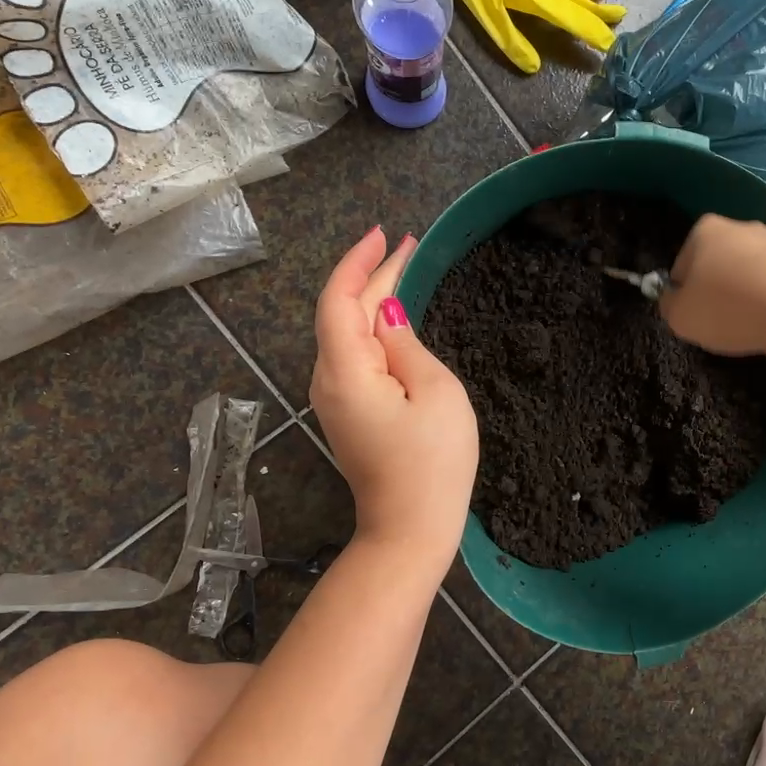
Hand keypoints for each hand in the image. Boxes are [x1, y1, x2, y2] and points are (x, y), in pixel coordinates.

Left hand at [310, 227, 478, 559]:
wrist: (410, 529)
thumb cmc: (432, 463)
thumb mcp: (437, 392)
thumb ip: (407, 344)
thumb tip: (389, 314)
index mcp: (347, 371)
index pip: (339, 300)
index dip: (358, 263)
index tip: (384, 235)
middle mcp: (329, 380)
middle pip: (342, 314)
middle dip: (372, 276)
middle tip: (409, 246)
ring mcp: (335, 399)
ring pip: (347, 334)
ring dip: (371, 299)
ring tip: (404, 270)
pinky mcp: (348, 413)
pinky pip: (354, 356)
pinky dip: (372, 328)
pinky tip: (392, 317)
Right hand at [658, 214, 765, 357]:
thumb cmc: (731, 308)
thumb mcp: (680, 318)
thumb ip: (669, 306)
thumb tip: (676, 300)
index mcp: (704, 231)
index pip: (681, 270)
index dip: (686, 302)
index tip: (700, 323)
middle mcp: (741, 227)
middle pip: (719, 276)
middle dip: (723, 308)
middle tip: (729, 335)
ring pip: (752, 286)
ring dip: (753, 314)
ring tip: (763, 342)